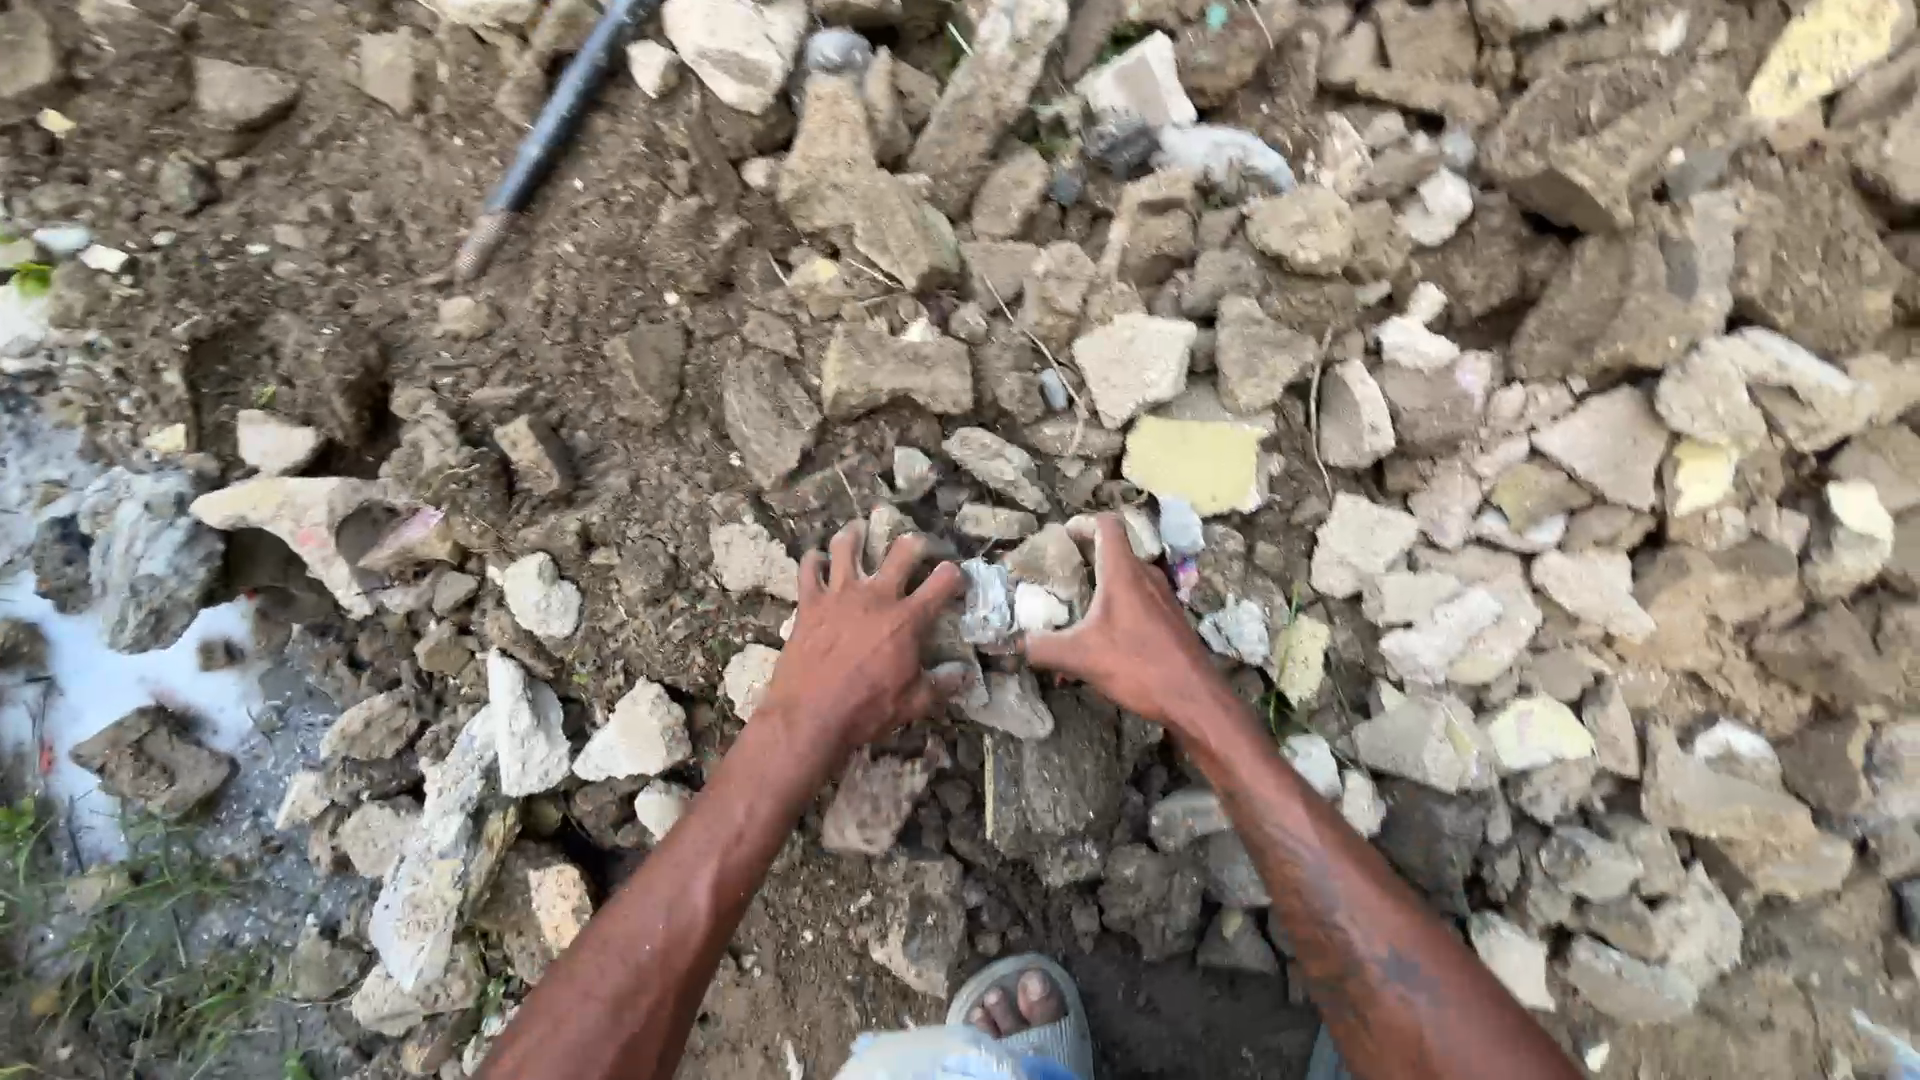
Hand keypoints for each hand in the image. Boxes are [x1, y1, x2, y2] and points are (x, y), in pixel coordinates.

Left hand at [755, 521, 966, 757]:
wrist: (809, 717)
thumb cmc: (866, 710)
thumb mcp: (913, 703)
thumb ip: (941, 684)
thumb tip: (965, 675)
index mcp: (908, 619)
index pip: (943, 581)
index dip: (955, 574)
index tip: (955, 577)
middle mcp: (877, 597)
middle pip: (902, 550)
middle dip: (915, 542)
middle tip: (915, 546)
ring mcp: (840, 595)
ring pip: (848, 547)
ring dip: (855, 536)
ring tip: (858, 532)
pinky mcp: (809, 603)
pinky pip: (809, 569)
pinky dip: (813, 560)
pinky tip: (817, 560)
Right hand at [1022, 513, 1225, 729]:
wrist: (1195, 699)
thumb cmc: (1138, 665)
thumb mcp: (1080, 657)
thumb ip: (1042, 647)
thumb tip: (1017, 644)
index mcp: (1124, 573)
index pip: (1107, 525)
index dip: (1083, 523)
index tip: (1064, 536)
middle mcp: (1146, 577)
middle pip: (1115, 552)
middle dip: (1086, 560)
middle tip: (1060, 576)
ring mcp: (1163, 598)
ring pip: (1126, 581)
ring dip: (1101, 591)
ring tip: (1076, 615)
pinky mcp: (1171, 620)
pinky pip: (1138, 604)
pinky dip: (1117, 613)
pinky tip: (1103, 644)